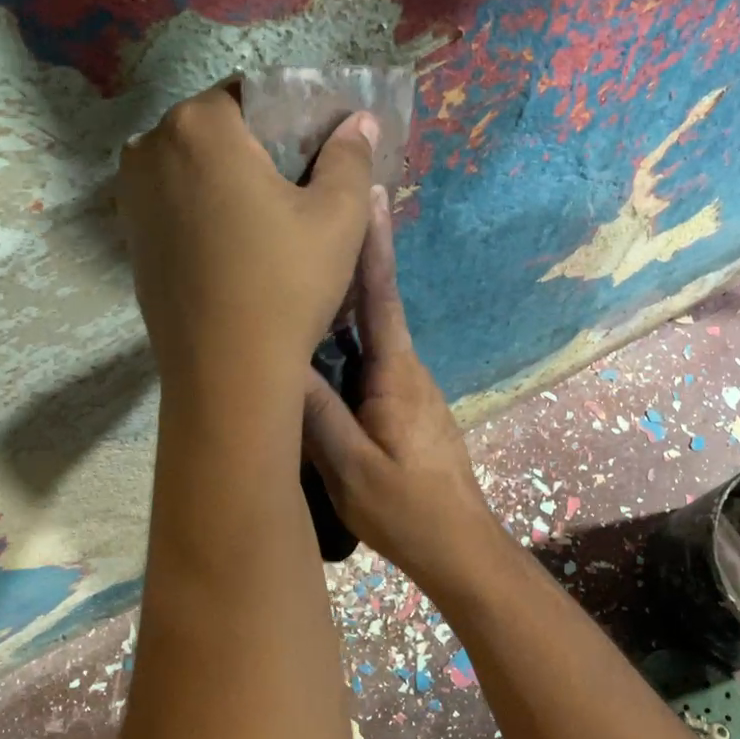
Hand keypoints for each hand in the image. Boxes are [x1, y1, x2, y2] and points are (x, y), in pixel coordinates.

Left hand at [118, 84, 377, 398]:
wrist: (226, 373)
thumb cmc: (287, 283)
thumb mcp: (338, 216)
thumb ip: (351, 156)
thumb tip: (360, 122)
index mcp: (199, 126)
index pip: (252, 94)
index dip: (292, 116)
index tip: (321, 149)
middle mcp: (150, 148)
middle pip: (218, 128)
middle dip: (259, 145)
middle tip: (303, 184)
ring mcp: (132, 196)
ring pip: (194, 166)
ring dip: (230, 178)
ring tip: (273, 217)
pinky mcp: (131, 239)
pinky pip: (176, 202)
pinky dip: (206, 208)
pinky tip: (239, 244)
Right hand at [300, 189, 505, 580]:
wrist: (459, 547)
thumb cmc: (406, 509)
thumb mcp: (350, 467)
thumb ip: (316, 413)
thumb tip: (281, 358)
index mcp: (397, 373)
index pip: (382, 296)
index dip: (374, 243)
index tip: (369, 191)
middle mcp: (408, 370)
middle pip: (376, 306)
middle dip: (353, 262)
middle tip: (320, 221)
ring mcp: (410, 390)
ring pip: (372, 337)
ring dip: (346, 303)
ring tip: (307, 276)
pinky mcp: (407, 410)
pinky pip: (372, 363)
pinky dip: (348, 342)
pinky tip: (320, 347)